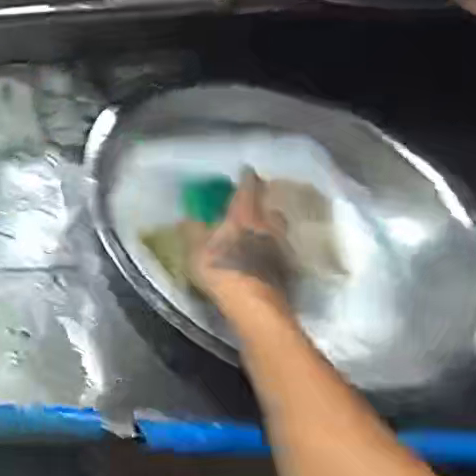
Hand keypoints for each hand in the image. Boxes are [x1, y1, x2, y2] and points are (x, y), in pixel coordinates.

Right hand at [192, 170, 296, 315]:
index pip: (249, 187)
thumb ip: (191, 229)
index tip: (245, 170)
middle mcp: (267, 224)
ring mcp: (281, 246)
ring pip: (278, 227)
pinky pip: (280, 248)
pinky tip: (264, 254)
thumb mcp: (195, 248)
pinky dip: (273, 247)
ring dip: (270, 224)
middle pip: (270, 205)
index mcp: (244, 214)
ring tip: (259, 228)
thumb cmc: (221, 269)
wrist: (255, 305)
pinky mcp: (288, 267)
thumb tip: (187, 217)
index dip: (247, 177)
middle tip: (253, 201)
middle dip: (263, 200)